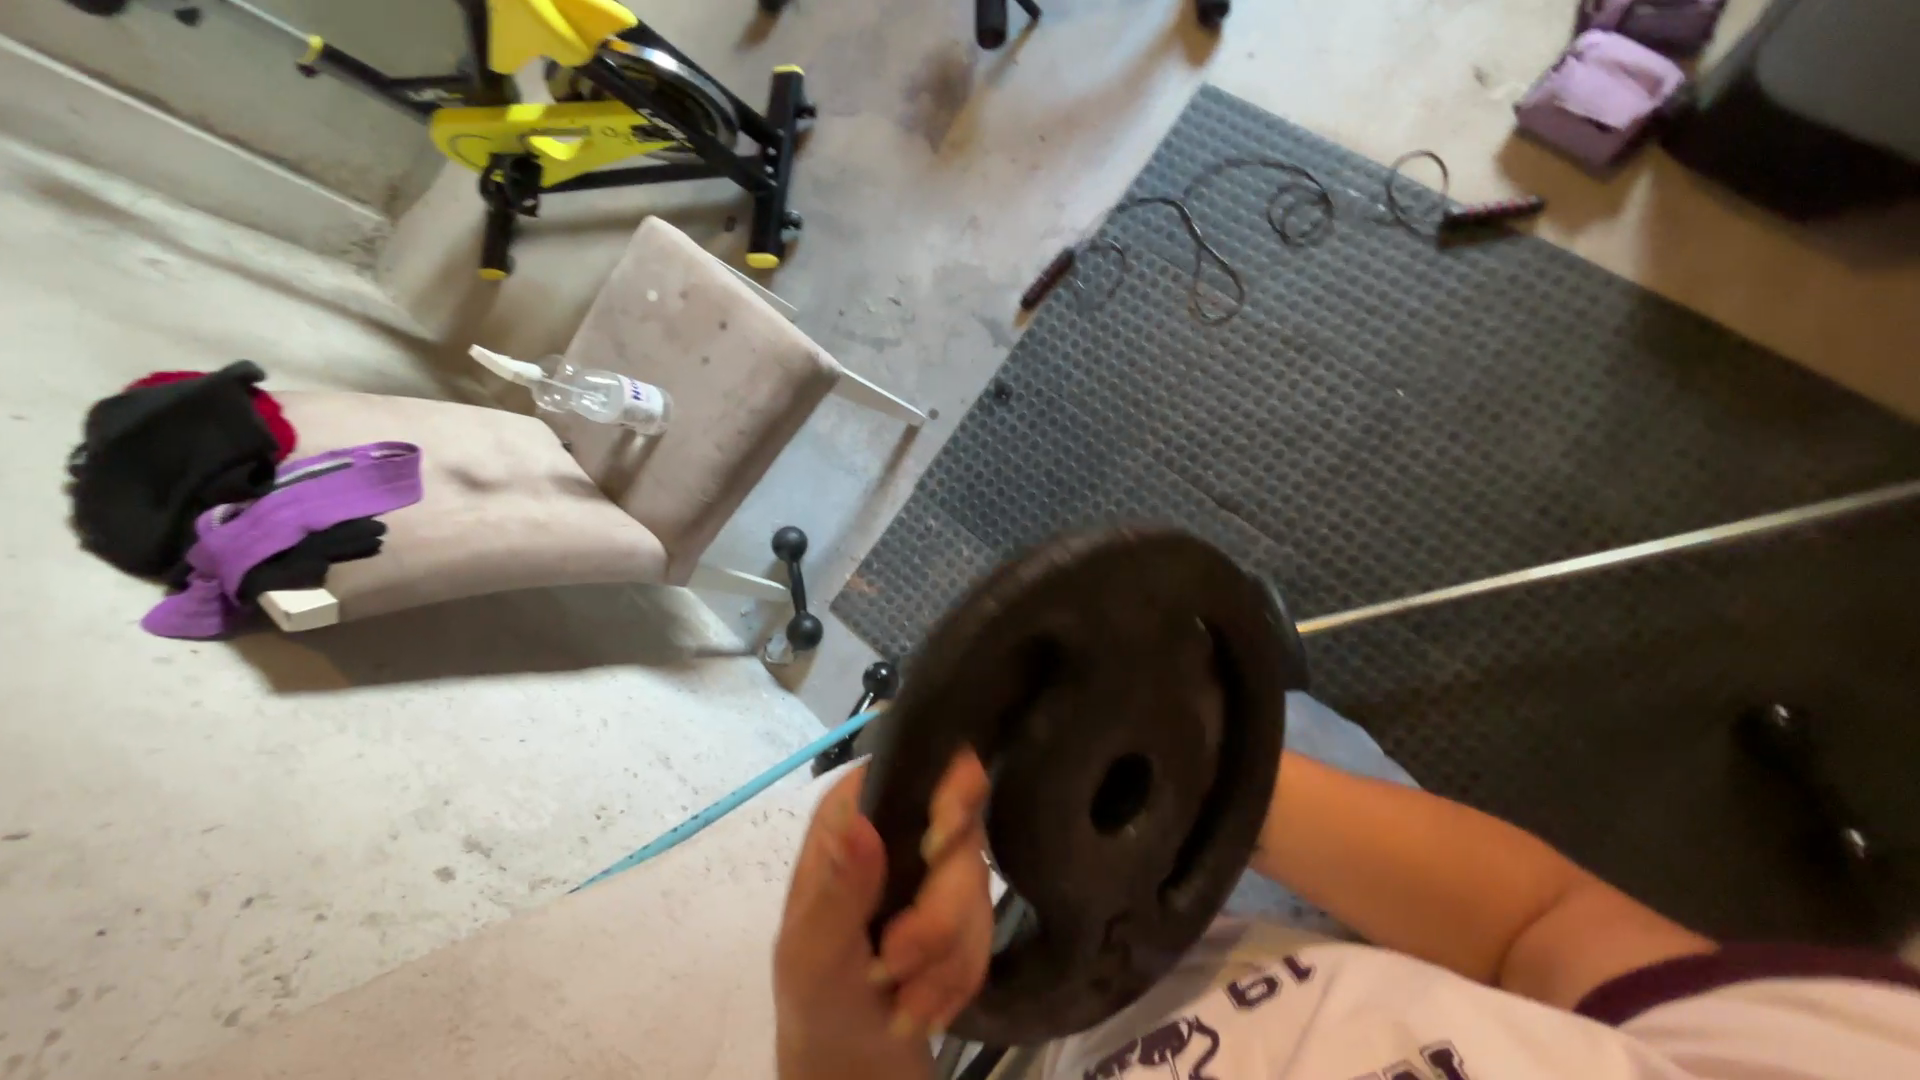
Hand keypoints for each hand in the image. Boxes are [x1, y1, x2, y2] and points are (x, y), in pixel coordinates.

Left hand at [773, 752, 992, 1079]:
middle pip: (962, 834)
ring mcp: (939, 864)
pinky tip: (925, 1002)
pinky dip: (959, 977)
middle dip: (937, 919)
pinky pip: (990, 930)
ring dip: (945, 960)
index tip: (941, 846)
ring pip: (981, 887)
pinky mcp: (965, 906)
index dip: (947, 793)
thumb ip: (838, 891)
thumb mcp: (812, 952)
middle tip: (894, 968)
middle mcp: (902, 826)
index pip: (917, 766)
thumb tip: (855, 820)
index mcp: (856, 813)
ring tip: (902, 1001)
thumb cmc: (815, 996)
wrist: (854, 1055)